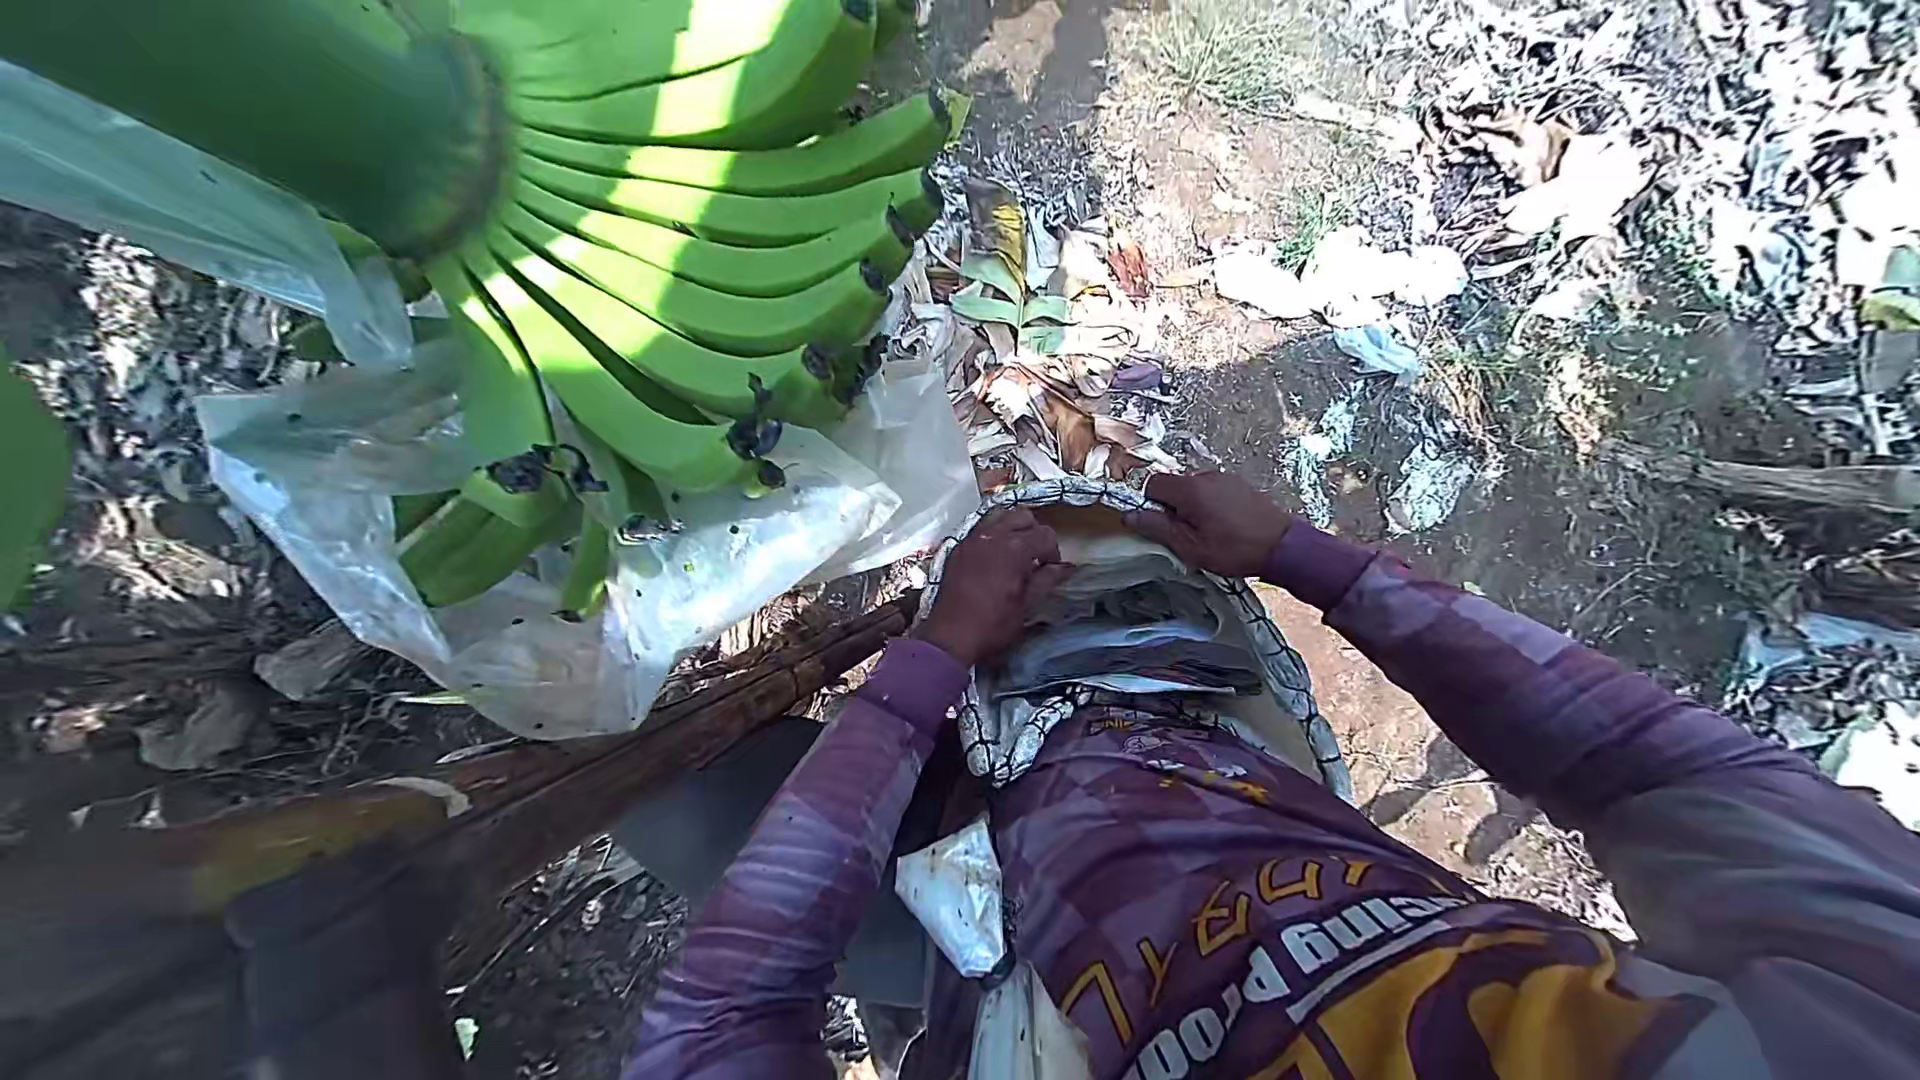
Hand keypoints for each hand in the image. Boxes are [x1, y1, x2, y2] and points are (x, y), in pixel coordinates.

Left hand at [915, 508, 1073, 666]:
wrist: (950, 636)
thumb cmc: (993, 624)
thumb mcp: (1026, 605)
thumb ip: (1046, 580)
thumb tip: (1065, 568)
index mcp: (1014, 548)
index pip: (1045, 534)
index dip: (1053, 552)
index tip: (1049, 571)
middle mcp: (992, 535)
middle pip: (1022, 516)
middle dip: (1034, 533)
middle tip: (1035, 559)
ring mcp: (972, 539)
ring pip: (999, 517)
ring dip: (1012, 529)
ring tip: (1014, 555)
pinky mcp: (958, 548)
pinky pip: (981, 530)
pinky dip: (993, 536)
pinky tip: (993, 560)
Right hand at [1122, 471, 1294, 577]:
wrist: (1284, 547)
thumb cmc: (1234, 549)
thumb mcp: (1189, 546)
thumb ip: (1157, 528)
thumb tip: (1129, 515)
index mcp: (1189, 489)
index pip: (1151, 483)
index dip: (1148, 504)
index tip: (1158, 524)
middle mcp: (1206, 476)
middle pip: (1172, 485)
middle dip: (1170, 507)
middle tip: (1183, 534)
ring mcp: (1225, 478)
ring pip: (1191, 488)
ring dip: (1189, 507)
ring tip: (1205, 532)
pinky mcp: (1239, 485)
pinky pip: (1210, 490)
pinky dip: (1207, 505)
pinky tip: (1221, 525)